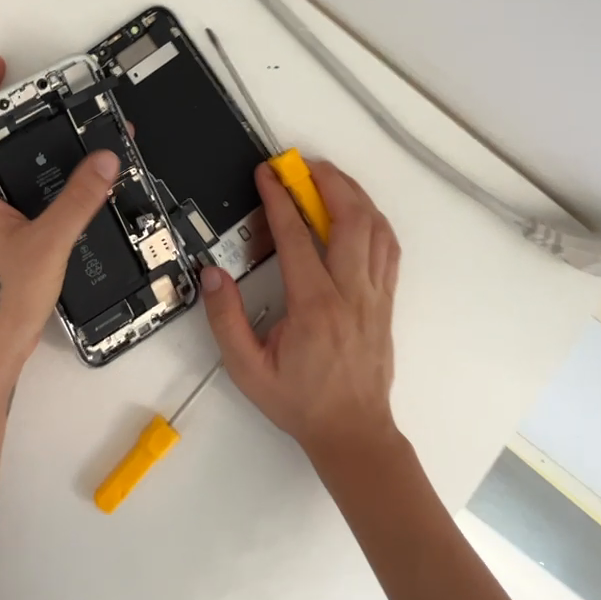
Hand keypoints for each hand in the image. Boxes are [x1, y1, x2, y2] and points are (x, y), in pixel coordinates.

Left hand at [0, 56, 119, 395]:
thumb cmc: (1, 301)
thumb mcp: (46, 244)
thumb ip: (78, 200)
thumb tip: (106, 158)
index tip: (1, 66)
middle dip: (13, 118)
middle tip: (49, 98)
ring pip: (1, 172)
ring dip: (28, 150)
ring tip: (65, 133)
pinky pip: (14, 196)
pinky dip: (36, 180)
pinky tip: (67, 184)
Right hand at [200, 159, 401, 460]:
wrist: (354, 434)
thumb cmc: (299, 401)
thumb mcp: (247, 368)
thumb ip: (225, 319)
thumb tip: (212, 274)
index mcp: (314, 306)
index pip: (296, 237)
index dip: (279, 199)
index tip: (267, 174)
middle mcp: (351, 293)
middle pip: (350, 219)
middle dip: (326, 182)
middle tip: (301, 165)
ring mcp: (374, 295)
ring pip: (376, 229)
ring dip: (353, 194)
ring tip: (328, 177)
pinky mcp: (385, 301)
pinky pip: (388, 248)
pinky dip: (374, 219)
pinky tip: (359, 211)